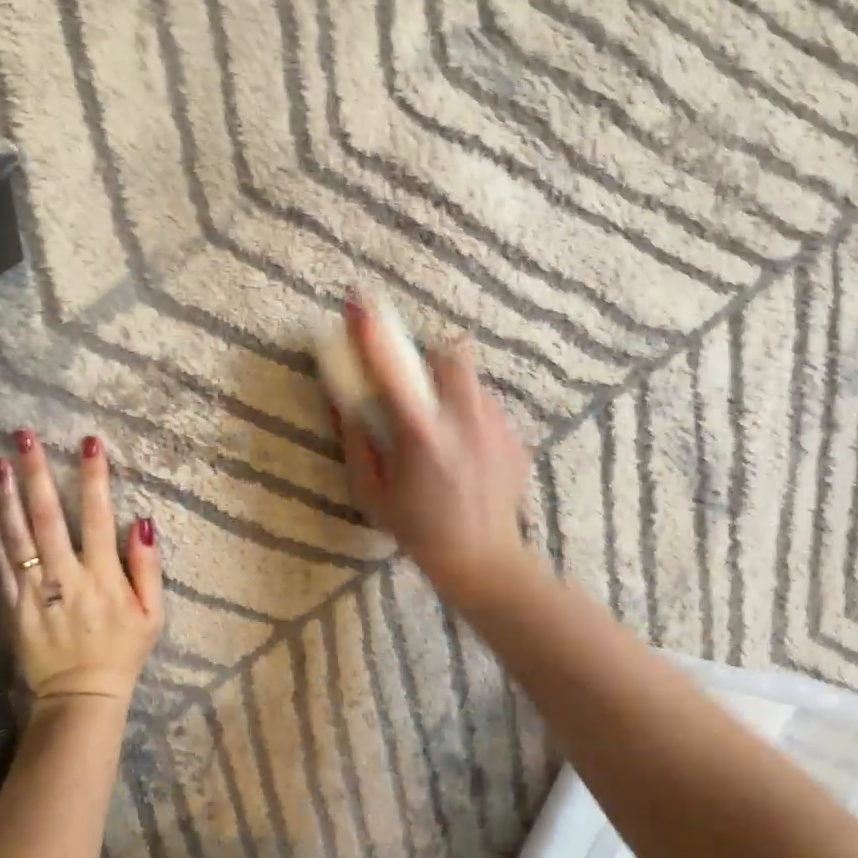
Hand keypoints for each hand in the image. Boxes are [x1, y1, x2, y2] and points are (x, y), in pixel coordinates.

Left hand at [0, 431, 164, 708]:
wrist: (82, 695)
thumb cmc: (122, 651)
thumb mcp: (153, 615)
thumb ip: (147, 568)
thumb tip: (142, 522)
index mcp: (104, 578)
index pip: (100, 518)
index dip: (94, 479)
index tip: (88, 444)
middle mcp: (67, 578)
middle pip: (49, 518)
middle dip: (38, 475)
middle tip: (24, 437)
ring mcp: (36, 592)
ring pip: (18, 538)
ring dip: (6, 498)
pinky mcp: (14, 607)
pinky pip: (0, 567)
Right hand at [334, 293, 533, 604]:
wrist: (481, 558)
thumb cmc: (415, 529)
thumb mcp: (369, 491)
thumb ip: (355, 439)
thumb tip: (341, 399)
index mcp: (420, 433)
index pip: (390, 366)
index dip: (371, 329)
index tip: (356, 299)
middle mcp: (462, 420)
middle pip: (450, 352)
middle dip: (427, 358)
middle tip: (414, 387)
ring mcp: (495, 426)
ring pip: (471, 380)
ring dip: (449, 389)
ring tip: (441, 430)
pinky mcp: (515, 437)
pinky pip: (488, 407)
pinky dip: (469, 416)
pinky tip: (463, 453)